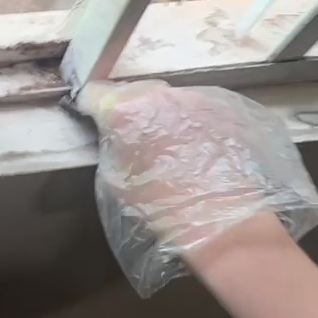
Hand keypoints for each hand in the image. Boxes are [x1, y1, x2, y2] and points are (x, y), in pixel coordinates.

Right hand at [76, 80, 317, 295]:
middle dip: (129, 110)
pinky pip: (191, 109)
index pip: (96, 93)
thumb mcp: (116, 179)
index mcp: (124, 111)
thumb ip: (110, 145)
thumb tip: (111, 133)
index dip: (92, 107)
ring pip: (164, 100)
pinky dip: (186, 122)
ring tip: (166, 147)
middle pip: (132, 92)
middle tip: (132, 138)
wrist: (224, 225)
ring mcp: (191, 98)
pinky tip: (192, 149)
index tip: (94, 118)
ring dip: (159, 116)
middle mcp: (157, 95)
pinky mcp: (220, 108)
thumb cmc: (163, 209)